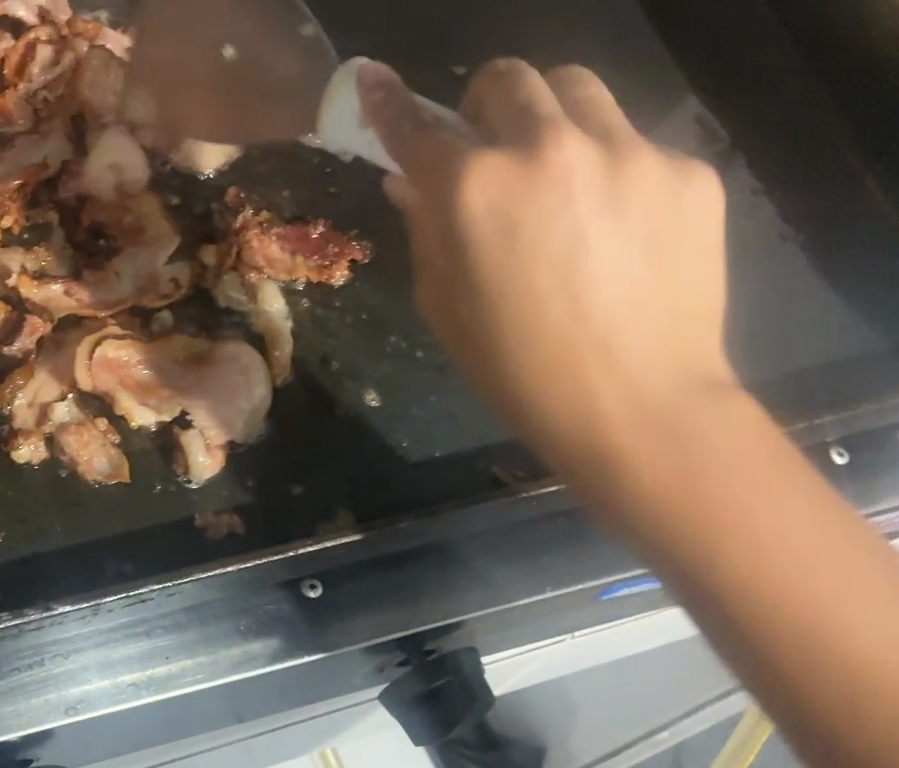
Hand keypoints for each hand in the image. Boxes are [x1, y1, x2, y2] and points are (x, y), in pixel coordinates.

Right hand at [357, 59, 741, 490]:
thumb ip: (426, 229)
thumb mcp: (441, 301)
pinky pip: (633, 144)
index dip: (389, 103)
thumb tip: (414, 184)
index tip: (373, 80)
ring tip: (551, 172)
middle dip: (484, 105)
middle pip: (510, 83)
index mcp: (471, 190)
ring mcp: (626, 152)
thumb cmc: (509, 362)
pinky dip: (605, 168)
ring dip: (548, 117)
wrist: (630, 397)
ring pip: (578, 92)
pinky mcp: (684, 170)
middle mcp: (547, 150)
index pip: (417, 128)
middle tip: (483, 145)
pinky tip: (609, 227)